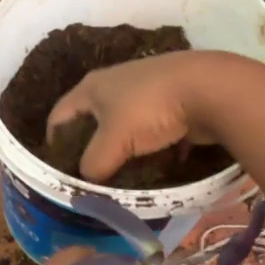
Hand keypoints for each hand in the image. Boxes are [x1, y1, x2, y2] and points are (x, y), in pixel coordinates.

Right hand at [46, 51, 227, 181]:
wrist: (210, 89)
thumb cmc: (149, 109)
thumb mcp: (113, 141)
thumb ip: (94, 164)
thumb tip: (88, 179)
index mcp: (91, 87)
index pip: (59, 117)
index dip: (54, 144)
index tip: (61, 170)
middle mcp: (113, 85)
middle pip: (91, 123)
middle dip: (90, 150)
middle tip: (91, 177)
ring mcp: (144, 92)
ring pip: (123, 129)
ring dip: (121, 152)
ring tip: (122, 177)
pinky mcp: (170, 103)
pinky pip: (151, 132)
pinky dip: (149, 150)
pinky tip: (153, 168)